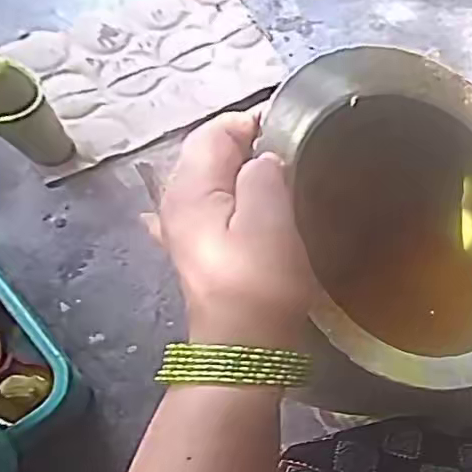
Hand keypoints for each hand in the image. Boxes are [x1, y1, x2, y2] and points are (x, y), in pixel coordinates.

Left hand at [144, 108, 314, 349]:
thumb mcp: (270, 223)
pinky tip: (229, 210)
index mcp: (190, 188)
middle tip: (294, 154)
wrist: (243, 350)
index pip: (217, 131)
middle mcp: (176, 203)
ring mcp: (182, 233)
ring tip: (278, 179)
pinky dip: (225, 203)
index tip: (295, 126)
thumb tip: (266, 159)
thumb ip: (264, 176)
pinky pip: (209, 214)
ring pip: (211, 184)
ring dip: (241, 174)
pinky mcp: (198, 257)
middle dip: (248, 146)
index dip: (253, 121)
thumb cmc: (260, 287)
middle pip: (209, 155)